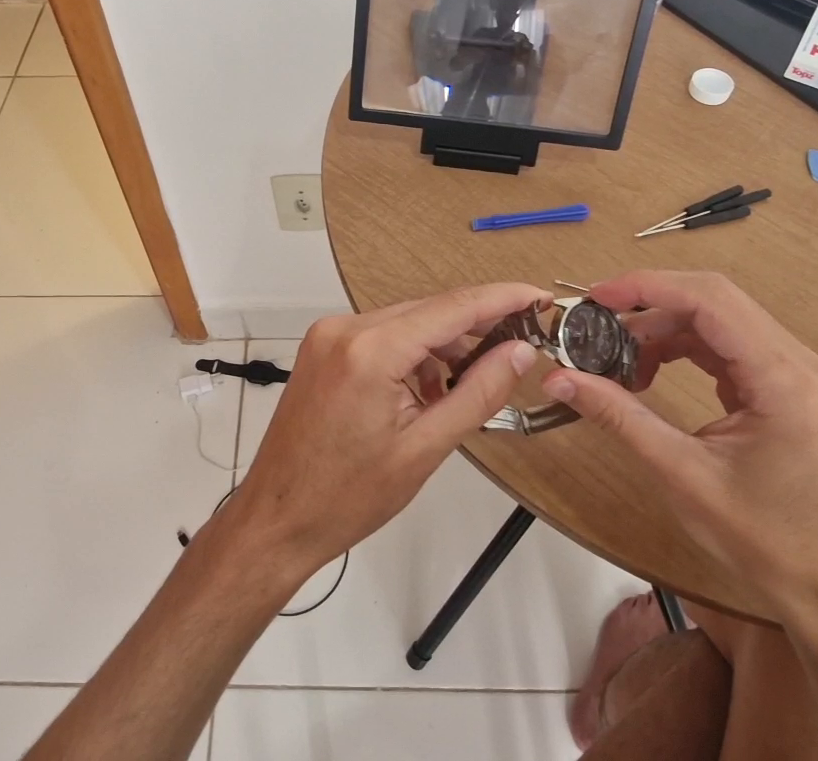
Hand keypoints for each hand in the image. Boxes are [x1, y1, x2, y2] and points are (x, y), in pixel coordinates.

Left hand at [228, 283, 547, 571]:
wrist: (277, 519)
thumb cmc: (347, 497)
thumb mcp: (425, 448)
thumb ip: (478, 393)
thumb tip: (520, 352)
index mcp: (370, 350)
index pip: (452, 308)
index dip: (502, 299)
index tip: (540, 298)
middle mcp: (345, 329)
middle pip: (430, 310)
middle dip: (477, 325)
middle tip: (522, 344)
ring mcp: (328, 336)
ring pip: (406, 322)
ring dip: (444, 344)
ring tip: (476, 381)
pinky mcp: (322, 350)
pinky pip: (382, 336)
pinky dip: (412, 353)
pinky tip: (431, 388)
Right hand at [539, 271, 817, 620]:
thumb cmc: (761, 539)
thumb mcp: (681, 474)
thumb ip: (619, 416)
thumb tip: (558, 379)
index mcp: (785, 381)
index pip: (712, 301)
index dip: (649, 287)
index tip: (597, 296)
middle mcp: (803, 364)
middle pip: (717, 302)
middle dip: (650, 305)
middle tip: (596, 323)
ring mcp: (802, 374)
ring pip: (721, 321)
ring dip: (665, 329)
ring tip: (617, 357)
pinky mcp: (792, 387)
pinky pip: (731, 346)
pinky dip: (686, 349)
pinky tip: (651, 371)